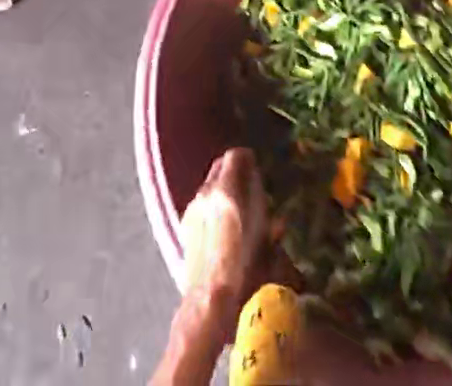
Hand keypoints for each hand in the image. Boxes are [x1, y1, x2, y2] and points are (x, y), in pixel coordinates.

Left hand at [180, 147, 266, 311]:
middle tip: (249, 184)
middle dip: (235, 170)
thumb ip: (264, 206)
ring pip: (210, 184)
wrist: (211, 296)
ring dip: (223, 188)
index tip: (258, 168)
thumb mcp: (265, 234)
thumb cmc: (245, 266)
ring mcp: (193, 207)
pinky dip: (212, 205)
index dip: (249, 159)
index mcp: (228, 190)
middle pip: (220, 165)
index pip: (236, 155)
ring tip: (237, 207)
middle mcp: (207, 192)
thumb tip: (265, 195)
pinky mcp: (185, 223)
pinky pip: (202, 202)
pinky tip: (222, 225)